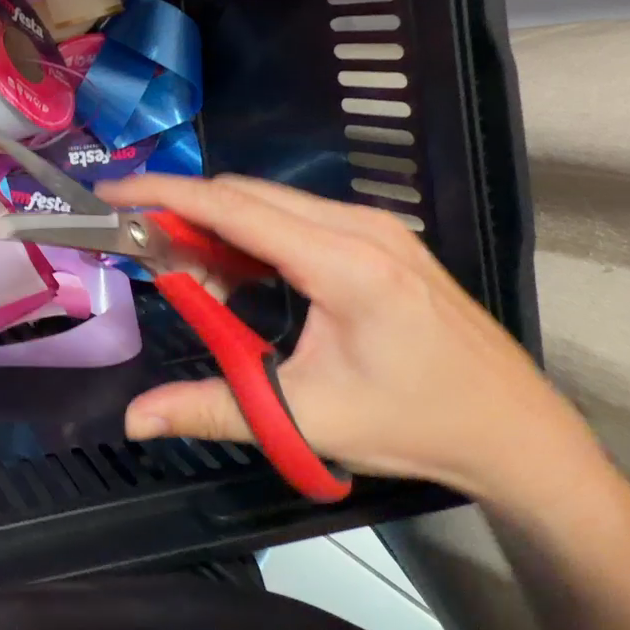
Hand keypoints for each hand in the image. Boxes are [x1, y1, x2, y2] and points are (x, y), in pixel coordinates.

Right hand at [101, 174, 586, 499]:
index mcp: (344, 263)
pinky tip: (235, 276)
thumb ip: (211, 409)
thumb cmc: (416, 424)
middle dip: (178, 210)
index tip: (108, 194)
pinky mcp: (377, 236)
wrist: (521, 436)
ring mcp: (374, 226)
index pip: (230, 206)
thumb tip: (133, 420)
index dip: (161, 194)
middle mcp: (359, 226)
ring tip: (186, 275)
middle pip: (241, 193)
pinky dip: (245, 233)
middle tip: (134, 245)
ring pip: (263, 200)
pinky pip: (290, 215)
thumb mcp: (305, 418)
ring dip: (212, 224)